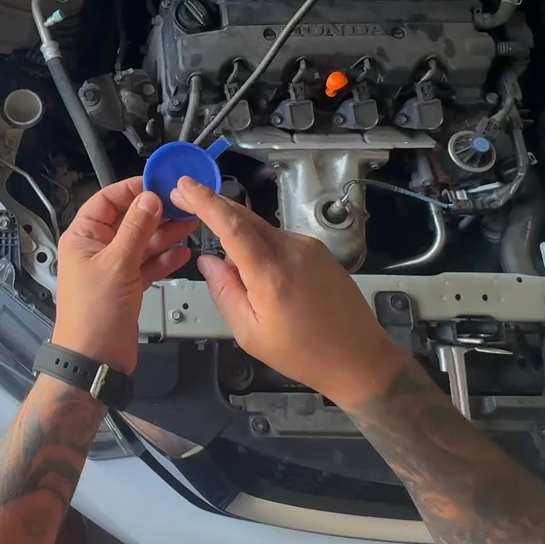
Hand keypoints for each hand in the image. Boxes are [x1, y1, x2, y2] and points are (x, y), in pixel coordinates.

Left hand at [51, 177, 197, 374]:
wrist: (95, 360)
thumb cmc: (94, 313)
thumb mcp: (117, 263)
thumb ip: (136, 229)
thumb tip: (149, 199)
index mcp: (83, 236)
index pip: (107, 201)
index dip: (132, 190)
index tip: (158, 184)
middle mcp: (96, 249)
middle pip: (128, 221)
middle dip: (155, 213)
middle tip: (182, 205)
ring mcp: (113, 268)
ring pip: (142, 243)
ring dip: (165, 235)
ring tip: (190, 225)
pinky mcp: (127, 286)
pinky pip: (147, 265)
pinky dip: (164, 260)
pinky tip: (183, 253)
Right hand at [170, 177, 406, 406]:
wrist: (361, 359)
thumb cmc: (303, 354)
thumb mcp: (250, 333)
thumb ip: (224, 292)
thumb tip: (208, 261)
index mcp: (271, 273)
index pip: (231, 225)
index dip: (204, 201)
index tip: (183, 184)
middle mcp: (291, 250)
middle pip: (243, 216)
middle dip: (212, 205)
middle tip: (184, 199)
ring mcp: (308, 247)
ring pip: (260, 228)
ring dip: (237, 233)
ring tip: (231, 267)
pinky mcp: (318, 250)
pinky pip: (277, 238)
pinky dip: (259, 244)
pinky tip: (260, 273)